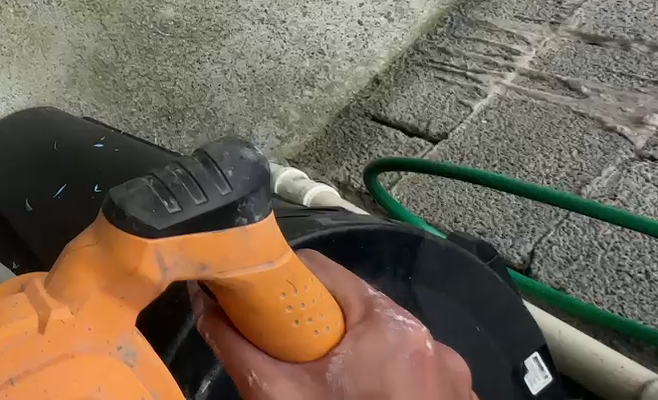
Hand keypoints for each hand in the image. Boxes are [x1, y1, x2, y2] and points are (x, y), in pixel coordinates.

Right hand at [193, 249, 475, 399]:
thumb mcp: (273, 390)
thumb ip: (230, 338)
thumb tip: (201, 296)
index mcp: (391, 326)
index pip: (319, 270)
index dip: (280, 280)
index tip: (258, 305)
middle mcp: (433, 344)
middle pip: (350, 307)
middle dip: (313, 322)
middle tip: (284, 350)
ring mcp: (456, 382)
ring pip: (379, 343)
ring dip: (347, 354)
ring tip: (321, 384)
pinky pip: (408, 375)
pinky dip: (380, 381)